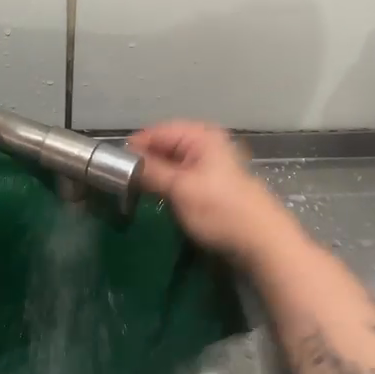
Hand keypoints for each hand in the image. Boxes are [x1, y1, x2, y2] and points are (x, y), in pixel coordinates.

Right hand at [128, 120, 304, 266]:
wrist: (263, 242)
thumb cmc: (221, 211)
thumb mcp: (180, 189)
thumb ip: (151, 171)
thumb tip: (124, 161)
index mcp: (202, 135)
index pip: (157, 131)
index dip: (134, 147)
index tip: (111, 166)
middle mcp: (208, 143)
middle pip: (166, 145)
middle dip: (145, 161)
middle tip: (120, 180)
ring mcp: (213, 164)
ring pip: (174, 162)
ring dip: (157, 174)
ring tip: (135, 190)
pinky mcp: (215, 185)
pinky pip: (184, 177)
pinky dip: (170, 184)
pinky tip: (159, 198)